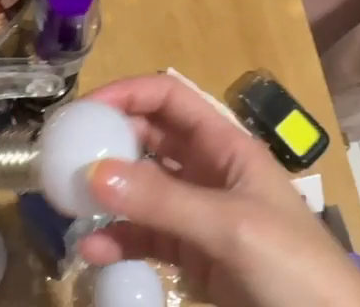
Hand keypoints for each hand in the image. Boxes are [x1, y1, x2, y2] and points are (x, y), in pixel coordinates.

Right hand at [77, 75, 359, 306]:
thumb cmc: (293, 266)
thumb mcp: (230, 227)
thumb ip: (163, 200)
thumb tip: (93, 171)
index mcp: (226, 145)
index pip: (170, 98)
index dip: (128, 93)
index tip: (85, 110)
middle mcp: (208, 170)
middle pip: (151, 138)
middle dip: (110, 141)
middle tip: (66, 155)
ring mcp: (200, 214)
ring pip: (143, 188)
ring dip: (108, 192)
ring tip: (69, 202)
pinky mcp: (194, 257)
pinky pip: (147, 237)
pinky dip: (119, 240)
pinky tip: (94, 249)